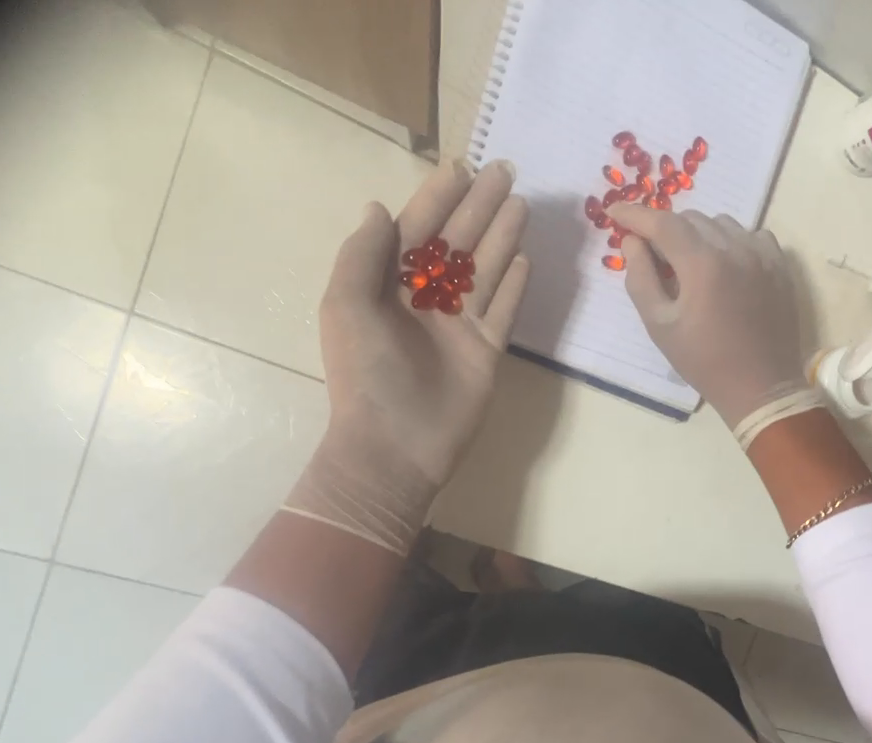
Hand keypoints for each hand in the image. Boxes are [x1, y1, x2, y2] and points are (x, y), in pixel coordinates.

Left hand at [283, 160, 528, 554]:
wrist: (395, 447)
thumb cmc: (364, 375)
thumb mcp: (346, 306)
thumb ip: (363, 255)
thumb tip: (377, 207)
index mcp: (387, 285)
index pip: (417, 229)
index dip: (438, 197)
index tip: (462, 166)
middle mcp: (425, 299)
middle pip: (457, 242)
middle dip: (479, 206)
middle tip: (506, 171)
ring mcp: (458, 326)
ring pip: (485, 270)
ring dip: (502, 236)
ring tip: (522, 203)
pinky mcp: (486, 352)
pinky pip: (504, 310)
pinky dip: (514, 285)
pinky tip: (526, 257)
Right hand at [606, 204, 820, 446]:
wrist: (760, 386)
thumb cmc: (704, 361)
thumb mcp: (660, 326)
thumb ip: (640, 278)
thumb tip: (633, 242)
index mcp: (702, 263)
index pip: (662, 222)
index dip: (634, 213)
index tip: (615, 212)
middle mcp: (734, 247)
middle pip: (691, 219)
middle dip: (667, 230)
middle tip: (656, 256)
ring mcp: (761, 254)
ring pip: (721, 223)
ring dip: (699, 235)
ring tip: (692, 265)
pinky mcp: (780, 265)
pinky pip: (750, 235)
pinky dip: (731, 241)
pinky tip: (726, 266)